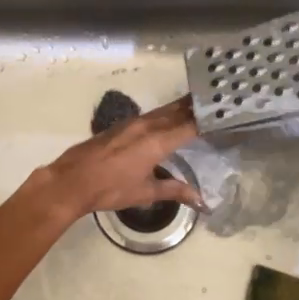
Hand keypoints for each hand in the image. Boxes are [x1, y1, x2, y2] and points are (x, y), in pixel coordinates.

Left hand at [13, 97, 201, 219]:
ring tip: (199, 105)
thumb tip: (202, 200)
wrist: (72, 181)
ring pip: (163, 111)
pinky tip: (170, 119)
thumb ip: (174, 191)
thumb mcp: (145, 192)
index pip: (190, 125)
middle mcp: (147, 126)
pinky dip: (165, 114)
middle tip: (218, 98)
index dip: (208, 118)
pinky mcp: (121, 126)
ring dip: (180, 107)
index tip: (226, 110)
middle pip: (177, 111)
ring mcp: (132, 123)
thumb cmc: (110, 188)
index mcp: (157, 140)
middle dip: (196, 106)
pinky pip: (150, 115)